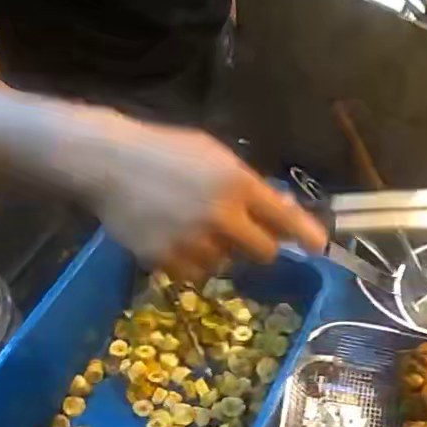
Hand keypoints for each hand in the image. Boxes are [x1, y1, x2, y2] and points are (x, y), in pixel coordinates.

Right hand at [66, 107, 325, 281]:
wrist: (107, 163)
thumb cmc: (163, 152)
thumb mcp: (213, 156)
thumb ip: (249, 185)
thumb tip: (283, 213)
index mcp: (236, 183)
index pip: (282, 216)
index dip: (305, 234)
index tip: (319, 247)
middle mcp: (221, 216)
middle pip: (263, 252)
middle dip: (259, 245)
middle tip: (242, 234)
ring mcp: (193, 241)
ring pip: (226, 265)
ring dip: (219, 252)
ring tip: (193, 227)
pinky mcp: (166, 260)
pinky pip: (194, 274)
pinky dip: (190, 262)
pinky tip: (175, 238)